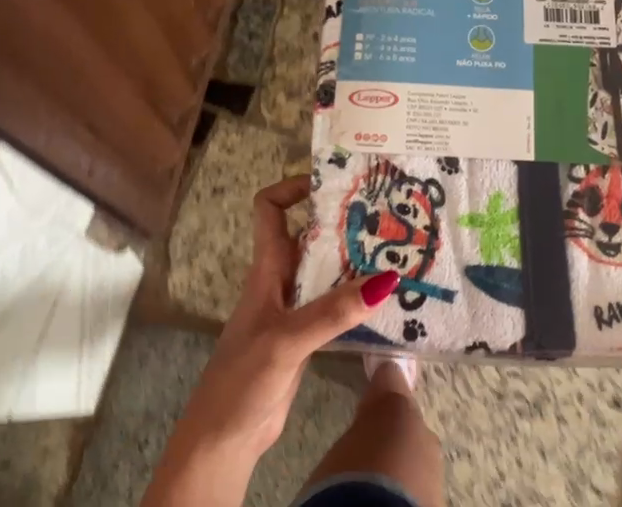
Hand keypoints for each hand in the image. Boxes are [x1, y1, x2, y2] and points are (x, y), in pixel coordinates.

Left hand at [143, 176, 398, 506]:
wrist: (224, 438)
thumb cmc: (242, 378)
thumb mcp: (287, 340)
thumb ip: (333, 311)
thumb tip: (387, 279)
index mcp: (266, 270)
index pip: (270, 210)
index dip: (293, 188)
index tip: (332, 183)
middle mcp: (280, 282)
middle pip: (310, 237)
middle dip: (343, 222)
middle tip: (387, 215)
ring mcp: (293, 311)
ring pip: (326, 272)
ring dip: (356, 261)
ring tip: (398, 252)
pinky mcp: (306, 339)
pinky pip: (335, 306)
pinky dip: (358, 299)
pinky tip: (387, 303)